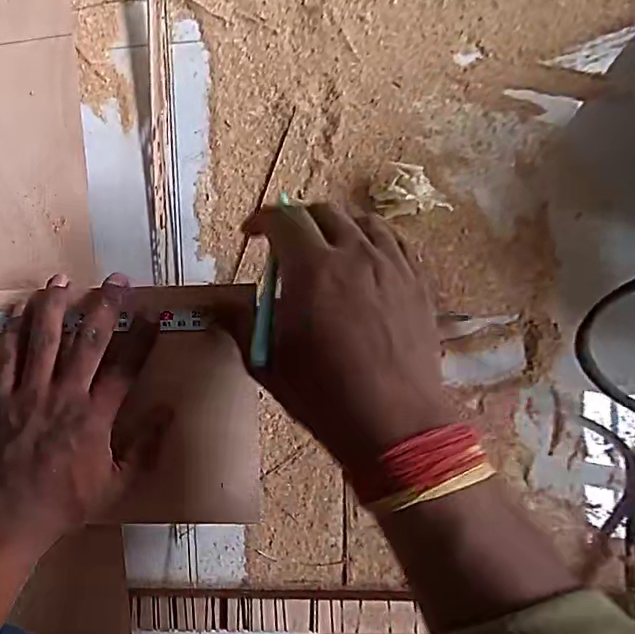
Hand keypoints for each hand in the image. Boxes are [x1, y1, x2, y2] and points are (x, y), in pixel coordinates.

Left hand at [0, 272, 162, 540]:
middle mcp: (64, 395)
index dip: (142, 338)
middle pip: (88, 341)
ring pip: (44, 339)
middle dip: (106, 307)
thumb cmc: (68, 502)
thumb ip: (146, 448)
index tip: (154, 314)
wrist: (13, 513)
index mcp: (95, 416)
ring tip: (62, 279)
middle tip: (117, 281)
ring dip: (55, 306)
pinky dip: (12, 330)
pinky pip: (7, 357)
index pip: (125, 367)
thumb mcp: (118, 484)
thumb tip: (169, 412)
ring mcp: (30, 392)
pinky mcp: (3, 397)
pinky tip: (18, 308)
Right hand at [241, 203, 451, 470]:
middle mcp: (355, 255)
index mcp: (312, 269)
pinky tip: (361, 262)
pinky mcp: (417, 283)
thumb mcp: (266, 360)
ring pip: (363, 222)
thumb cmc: (321, 392)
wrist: (393, 420)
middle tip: (282, 242)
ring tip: (322, 248)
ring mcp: (393, 266)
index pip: (284, 219)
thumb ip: (241, 322)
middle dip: (296, 219)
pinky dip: (369, 241)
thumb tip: (217, 305)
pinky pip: (393, 243)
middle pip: (323, 213)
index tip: (250, 233)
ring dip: (335, 226)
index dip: (261, 220)